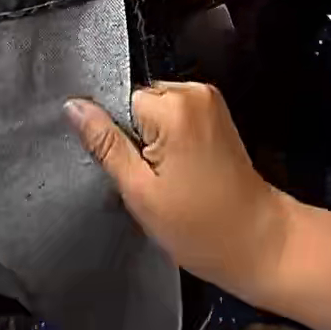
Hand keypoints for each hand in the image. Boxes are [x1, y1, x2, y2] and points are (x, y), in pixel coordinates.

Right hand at [66, 82, 330, 329]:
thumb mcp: (140, 191)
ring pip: (156, 105)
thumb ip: (104, 143)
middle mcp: (193, 90)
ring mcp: (208, 96)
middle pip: (140, 100)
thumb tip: (72, 105)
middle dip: (137, 134)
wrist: (258, 239)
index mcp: (173, 107)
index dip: (120, 135)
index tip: (133, 167)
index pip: (121, 102)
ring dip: (154, 134)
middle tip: (152, 177)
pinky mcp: (216, 107)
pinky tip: (182, 165)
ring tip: (170, 174)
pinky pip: (176, 109)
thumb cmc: (198, 226)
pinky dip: (171, 133)